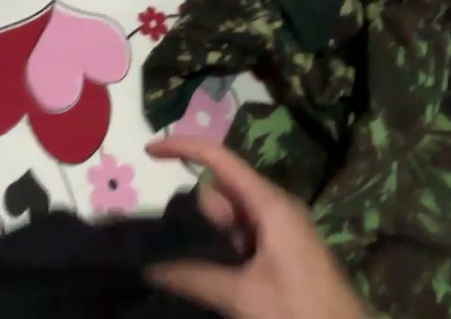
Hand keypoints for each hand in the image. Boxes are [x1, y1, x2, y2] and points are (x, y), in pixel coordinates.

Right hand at [144, 136, 367, 318]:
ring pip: (232, 214)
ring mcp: (281, 227)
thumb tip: (151, 267)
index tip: (148, 152)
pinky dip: (226, 245)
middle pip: (222, 189)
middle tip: (184, 245)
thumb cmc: (301, 314)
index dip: (183, 147)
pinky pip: (244, 232)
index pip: (218, 158)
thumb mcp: (244, 298)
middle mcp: (275, 205)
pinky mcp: (284, 248)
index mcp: (269, 203)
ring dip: (211, 232)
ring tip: (196, 265)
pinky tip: (218, 274)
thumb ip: (196, 278)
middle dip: (199, 210)